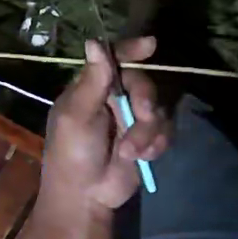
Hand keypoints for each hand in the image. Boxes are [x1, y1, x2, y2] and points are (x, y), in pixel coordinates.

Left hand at [38, 37, 171, 220]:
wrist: (86, 198)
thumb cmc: (71, 155)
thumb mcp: (77, 117)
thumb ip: (91, 81)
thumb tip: (94, 41)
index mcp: (91, 89)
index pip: (113, 59)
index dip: (132, 50)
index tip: (150, 46)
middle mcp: (113, 99)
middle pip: (142, 83)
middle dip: (144, 101)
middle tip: (142, 115)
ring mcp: (131, 120)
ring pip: (157, 110)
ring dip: (148, 132)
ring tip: (132, 153)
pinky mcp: (147, 140)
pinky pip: (165, 130)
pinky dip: (157, 144)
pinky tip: (145, 158)